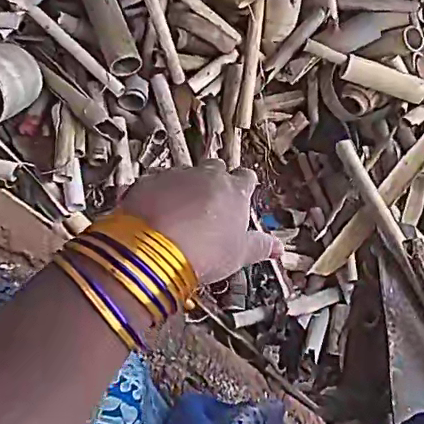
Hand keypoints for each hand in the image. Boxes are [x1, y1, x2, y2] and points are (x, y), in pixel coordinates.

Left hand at [114, 162, 278, 286]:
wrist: (155, 249)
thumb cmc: (201, 251)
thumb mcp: (239, 254)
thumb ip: (260, 246)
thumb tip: (275, 247)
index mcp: (234, 189)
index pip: (246, 178)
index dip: (243, 187)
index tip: (239, 197)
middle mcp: (206, 175)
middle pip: (214, 169)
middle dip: (213, 183)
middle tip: (210, 207)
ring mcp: (175, 175)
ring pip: (183, 174)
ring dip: (183, 188)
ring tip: (180, 214)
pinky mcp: (148, 181)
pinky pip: (155, 182)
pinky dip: (157, 193)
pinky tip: (156, 211)